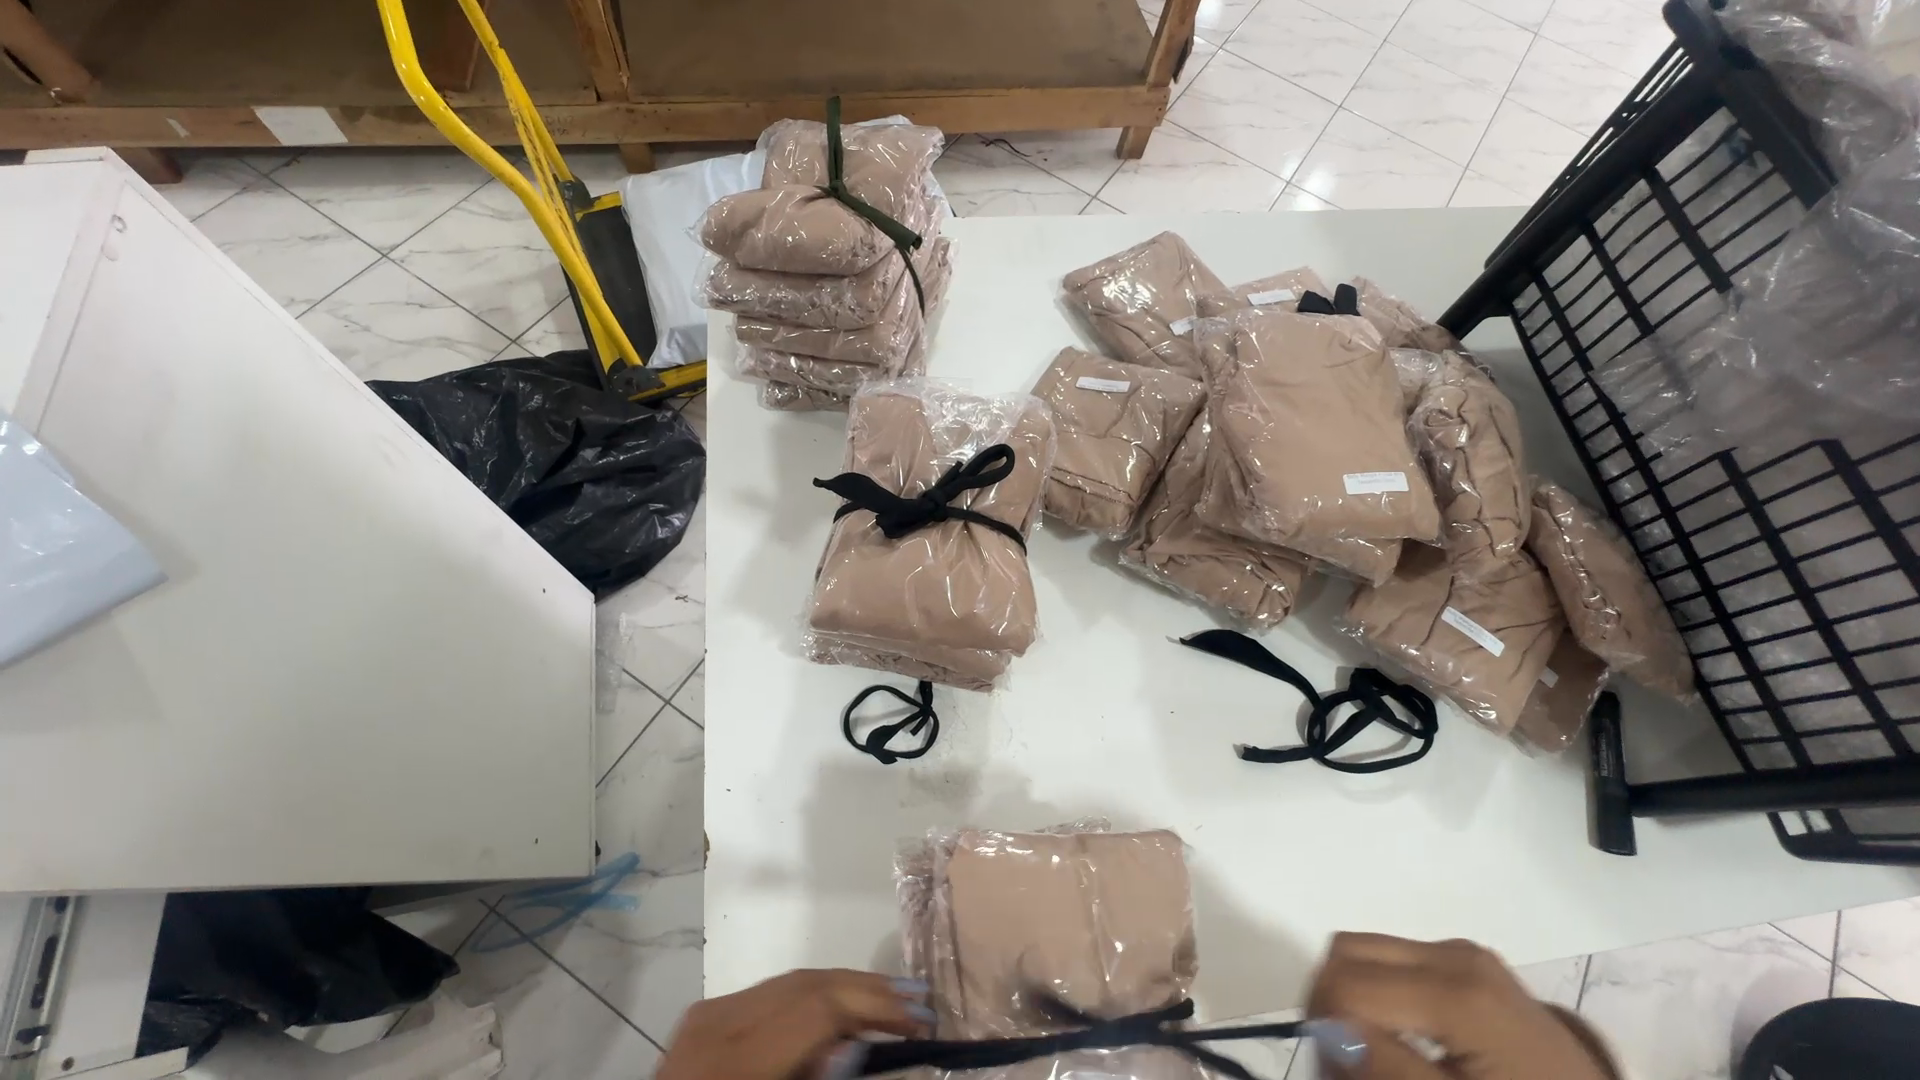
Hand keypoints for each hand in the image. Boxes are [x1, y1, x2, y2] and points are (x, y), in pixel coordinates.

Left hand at [657, 969, 932, 1079]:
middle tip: (919, 1002)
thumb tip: (858, 1042)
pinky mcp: (707, 1011)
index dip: (875, 1008)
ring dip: (847, 984)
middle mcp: (717, 1024)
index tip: (921, 1021)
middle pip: (808, 985)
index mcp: (734, 1064)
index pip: (818, 1010)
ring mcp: (708, 1012)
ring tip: (893, 995)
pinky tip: (843, 999)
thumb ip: (820, 1078)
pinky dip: (814, 992)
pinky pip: (773, 990)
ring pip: (792, 979)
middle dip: (869, 989)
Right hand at [1305, 933, 1617, 1079]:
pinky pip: (1395, 959)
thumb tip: (1326, 1032)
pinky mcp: (1469, 962)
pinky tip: (1401, 1037)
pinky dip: (1377, 990)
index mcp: (1456, 991)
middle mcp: (1453, 954)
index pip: (1346, 982)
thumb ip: (1390, 1069)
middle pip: (1345, 950)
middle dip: (1328, 1002)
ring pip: (1364, 950)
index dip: (1323, 1027)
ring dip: (1349, 994)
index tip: (1334, 1073)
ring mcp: (1463, 954)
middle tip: (1342, 1062)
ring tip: (1368, 1051)